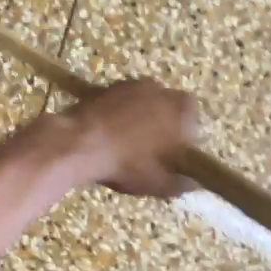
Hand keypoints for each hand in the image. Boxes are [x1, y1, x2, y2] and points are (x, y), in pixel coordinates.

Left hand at [64, 78, 198, 197]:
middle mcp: (157, 90)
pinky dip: (116, 110)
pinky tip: (107, 128)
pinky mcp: (101, 86)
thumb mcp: (158, 183)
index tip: (175, 148)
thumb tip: (194, 185)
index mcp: (180, 110)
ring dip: (138, 112)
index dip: (185, 130)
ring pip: (141, 98)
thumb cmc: (125, 163)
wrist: (76, 143)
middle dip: (163, 118)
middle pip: (167, 102)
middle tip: (151, 142)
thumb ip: (181, 184)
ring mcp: (127, 85)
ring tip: (126, 136)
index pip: (192, 114)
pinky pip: (117, 99)